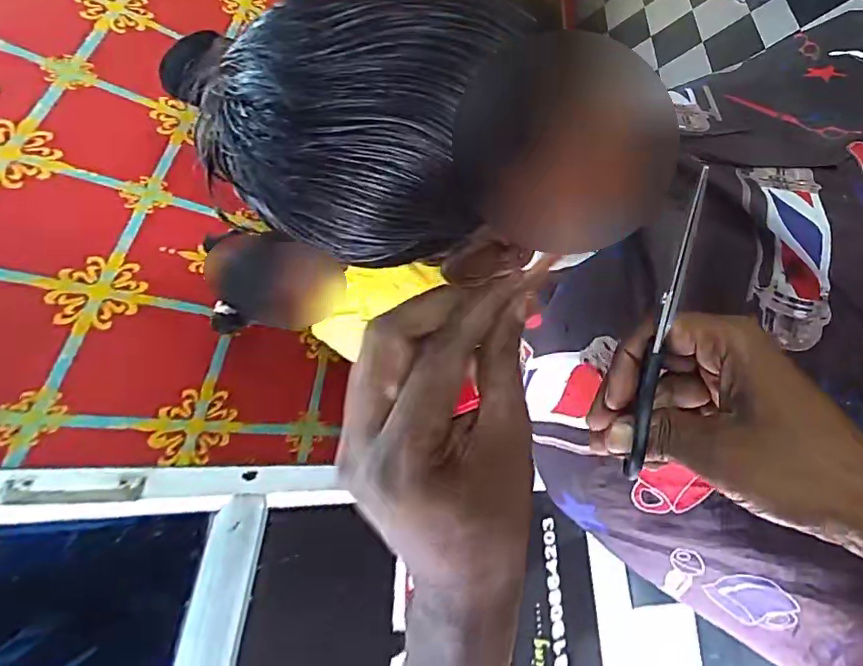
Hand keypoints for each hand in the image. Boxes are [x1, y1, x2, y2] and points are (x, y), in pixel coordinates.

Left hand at [338, 264, 552, 611]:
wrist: (461, 580)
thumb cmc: (496, 520)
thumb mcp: (510, 439)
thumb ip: (504, 363)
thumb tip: (514, 301)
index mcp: (401, 456)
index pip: (437, 357)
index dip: (479, 311)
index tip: (512, 281)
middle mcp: (358, 444)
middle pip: (386, 339)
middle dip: (441, 302)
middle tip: (488, 287)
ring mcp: (347, 440)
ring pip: (377, 348)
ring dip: (428, 317)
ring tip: (476, 305)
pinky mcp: (353, 436)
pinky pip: (382, 369)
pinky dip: (419, 343)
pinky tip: (455, 335)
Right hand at [586, 313, 862, 538]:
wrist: (861, 501)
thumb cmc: (791, 464)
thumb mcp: (718, 450)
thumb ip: (660, 434)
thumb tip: (609, 433)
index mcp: (729, 339)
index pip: (662, 332)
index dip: (629, 364)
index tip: (608, 406)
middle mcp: (730, 349)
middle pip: (666, 358)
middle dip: (632, 394)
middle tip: (598, 433)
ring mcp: (737, 377)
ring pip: (678, 385)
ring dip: (647, 414)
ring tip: (612, 448)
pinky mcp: (742, 404)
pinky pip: (696, 406)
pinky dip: (672, 426)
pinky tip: (644, 450)